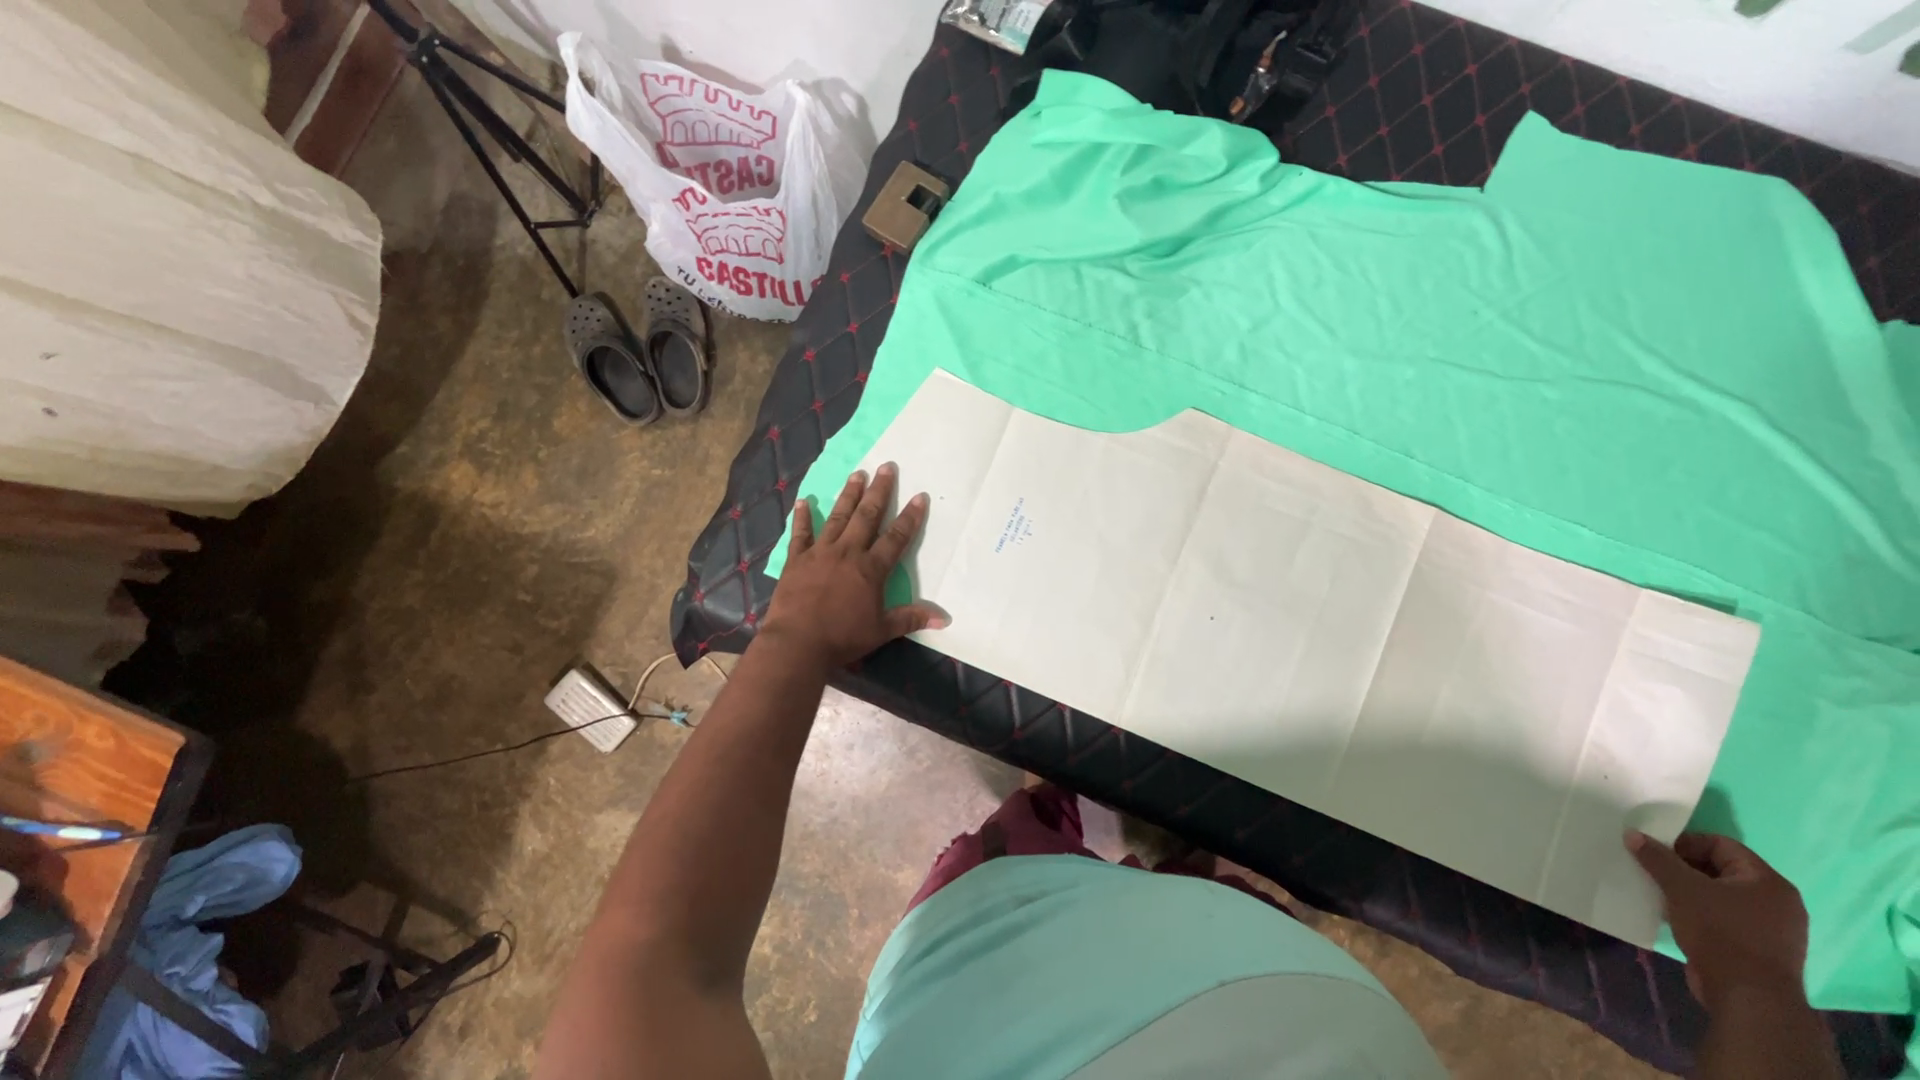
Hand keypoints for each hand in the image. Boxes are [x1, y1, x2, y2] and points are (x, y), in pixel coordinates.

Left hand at [760, 463, 947, 668]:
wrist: (797, 643)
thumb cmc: (842, 638)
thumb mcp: (882, 631)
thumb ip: (911, 619)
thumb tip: (944, 619)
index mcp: (871, 569)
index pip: (896, 538)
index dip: (910, 517)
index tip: (919, 496)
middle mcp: (848, 553)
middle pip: (867, 516)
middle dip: (879, 491)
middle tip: (887, 467)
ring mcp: (820, 553)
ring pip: (838, 517)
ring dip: (849, 494)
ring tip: (858, 474)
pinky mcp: (797, 560)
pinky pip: (800, 533)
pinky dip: (802, 517)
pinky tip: (804, 501)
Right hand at [1626, 830, 1809, 1011]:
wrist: (1749, 998)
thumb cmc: (1720, 933)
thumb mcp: (1681, 889)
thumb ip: (1657, 859)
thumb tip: (1633, 834)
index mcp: (1767, 881)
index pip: (1721, 845)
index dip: (1684, 844)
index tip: (1656, 855)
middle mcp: (1778, 901)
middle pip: (1722, 870)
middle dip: (1684, 870)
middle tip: (1654, 874)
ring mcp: (1773, 928)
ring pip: (1722, 897)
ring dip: (1690, 894)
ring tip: (1662, 897)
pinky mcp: (1762, 949)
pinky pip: (1727, 919)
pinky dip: (1702, 915)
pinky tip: (1678, 921)